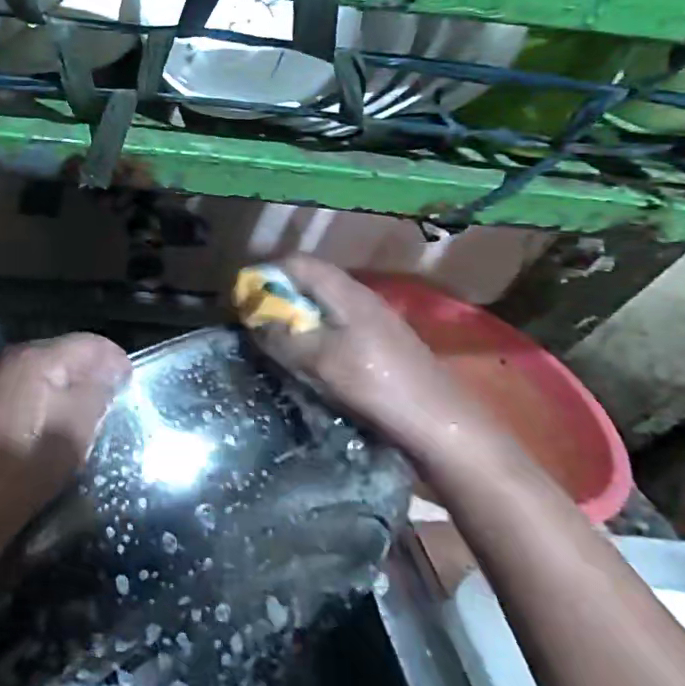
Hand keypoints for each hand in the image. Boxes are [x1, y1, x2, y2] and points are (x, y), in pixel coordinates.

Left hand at [0, 334, 131, 524]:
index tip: (131, 383)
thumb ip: (99, 389)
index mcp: (37, 357)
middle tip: (112, 399)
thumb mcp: (78, 427)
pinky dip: (46, 398)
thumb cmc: (28, 464)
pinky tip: (53, 425)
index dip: (115, 359)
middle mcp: (12, 359)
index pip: (89, 343)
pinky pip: (26, 389)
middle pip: (65, 352)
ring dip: (69, 386)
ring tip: (86, 414)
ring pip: (45, 371)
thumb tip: (113, 368)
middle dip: (92, 371)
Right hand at [243, 256, 475, 454]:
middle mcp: (360, 297)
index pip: (298, 263)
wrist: (441, 423)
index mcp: (346, 292)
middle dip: (279, 297)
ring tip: (276, 343)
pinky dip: (315, 335)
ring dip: (297, 318)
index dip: (267, 274)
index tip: (243, 298)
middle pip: (310, 282)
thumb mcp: (322, 362)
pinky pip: (337, 327)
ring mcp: (373, 320)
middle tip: (255, 323)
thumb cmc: (379, 385)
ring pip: (323, 305)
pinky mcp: (380, 344)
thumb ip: (285, 339)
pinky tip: (310, 361)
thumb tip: (256, 321)